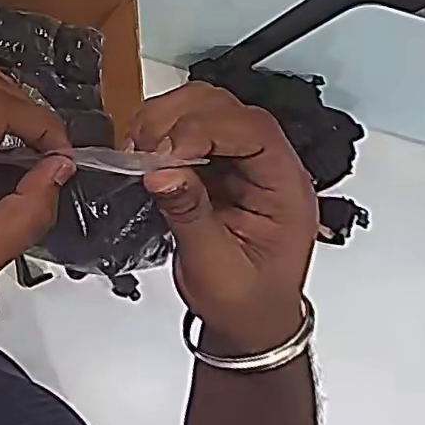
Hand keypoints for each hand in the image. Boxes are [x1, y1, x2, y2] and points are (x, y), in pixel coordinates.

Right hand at [133, 82, 317, 355]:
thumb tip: (161, 172)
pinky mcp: (213, 158)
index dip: (205, 129)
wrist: (248, 319)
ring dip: (164, 119)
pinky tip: (143, 152)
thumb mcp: (217, 269)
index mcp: (284, 187)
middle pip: (224, 107)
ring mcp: (239, 157)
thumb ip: (190, 216)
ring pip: (202, 105)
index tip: (165, 151)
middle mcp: (265, 162)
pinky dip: (157, 128)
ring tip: (140, 151)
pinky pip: (184, 123)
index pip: (252, 130)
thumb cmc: (246, 301)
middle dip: (178, 118)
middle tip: (145, 149)